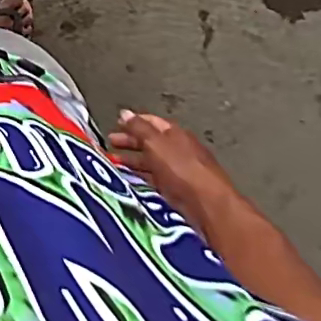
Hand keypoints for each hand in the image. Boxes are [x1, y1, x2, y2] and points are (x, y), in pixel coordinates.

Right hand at [107, 111, 251, 234]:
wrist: (209, 207)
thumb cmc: (183, 169)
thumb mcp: (155, 143)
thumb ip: (138, 127)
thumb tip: (125, 113)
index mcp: (176, 134)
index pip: (151, 122)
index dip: (132, 121)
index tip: (116, 123)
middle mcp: (180, 150)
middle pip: (151, 141)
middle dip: (131, 141)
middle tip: (111, 142)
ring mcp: (182, 171)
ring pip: (153, 161)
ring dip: (134, 160)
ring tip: (116, 162)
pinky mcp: (181, 191)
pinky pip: (157, 179)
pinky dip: (142, 176)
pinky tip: (132, 180)